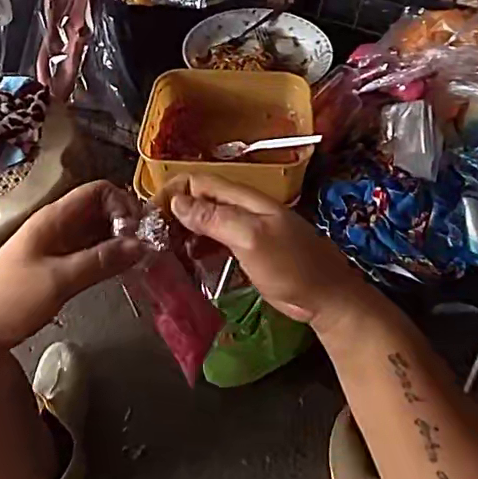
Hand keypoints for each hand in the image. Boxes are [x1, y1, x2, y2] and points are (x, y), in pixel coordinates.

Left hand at [0, 180, 149, 351]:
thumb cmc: (9, 301)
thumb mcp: (59, 281)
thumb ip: (101, 261)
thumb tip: (142, 245)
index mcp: (53, 219)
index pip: (98, 191)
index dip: (122, 204)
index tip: (135, 231)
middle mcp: (58, 225)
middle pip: (102, 208)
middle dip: (126, 222)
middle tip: (143, 246)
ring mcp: (57, 244)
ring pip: (98, 230)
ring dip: (120, 239)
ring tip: (137, 259)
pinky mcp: (58, 263)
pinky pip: (92, 249)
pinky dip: (109, 254)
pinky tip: (121, 269)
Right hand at [161, 174, 374, 330]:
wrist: (326, 297)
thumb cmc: (291, 266)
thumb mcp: (251, 239)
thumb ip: (216, 218)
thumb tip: (178, 201)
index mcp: (245, 199)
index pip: (200, 182)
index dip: (173, 193)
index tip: (151, 217)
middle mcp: (244, 209)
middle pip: (201, 200)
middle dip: (174, 213)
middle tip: (153, 238)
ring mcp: (248, 230)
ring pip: (207, 221)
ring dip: (184, 232)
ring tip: (165, 252)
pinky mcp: (249, 251)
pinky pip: (217, 241)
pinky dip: (199, 248)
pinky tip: (188, 262)